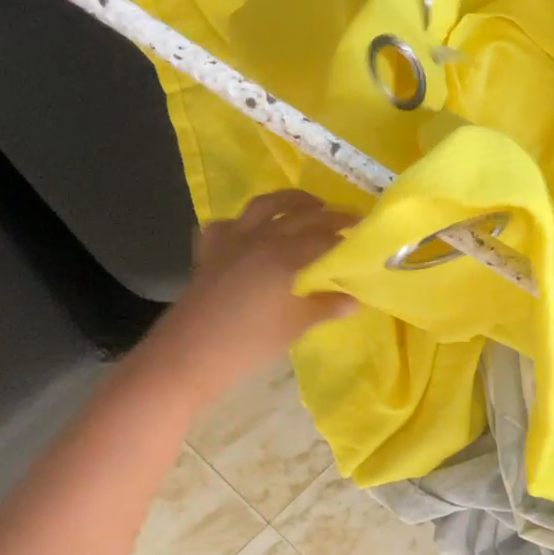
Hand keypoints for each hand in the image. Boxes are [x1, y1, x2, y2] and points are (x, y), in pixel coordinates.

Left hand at [128, 190, 358, 404]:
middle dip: (327, 213)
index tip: (364, 232)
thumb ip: (326, 306)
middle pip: (300, 215)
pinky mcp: (210, 250)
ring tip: (307, 205)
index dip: (346, 233)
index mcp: (285, 255)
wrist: (189, 354)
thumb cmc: (250, 342)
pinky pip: (228, 224)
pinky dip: (242, 222)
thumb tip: (353, 299)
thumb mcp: (296, 326)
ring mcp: (232, 240)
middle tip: (348, 217)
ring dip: (289, 201)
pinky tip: (250, 231)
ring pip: (264, 206)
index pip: (324, 235)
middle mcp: (261, 237)